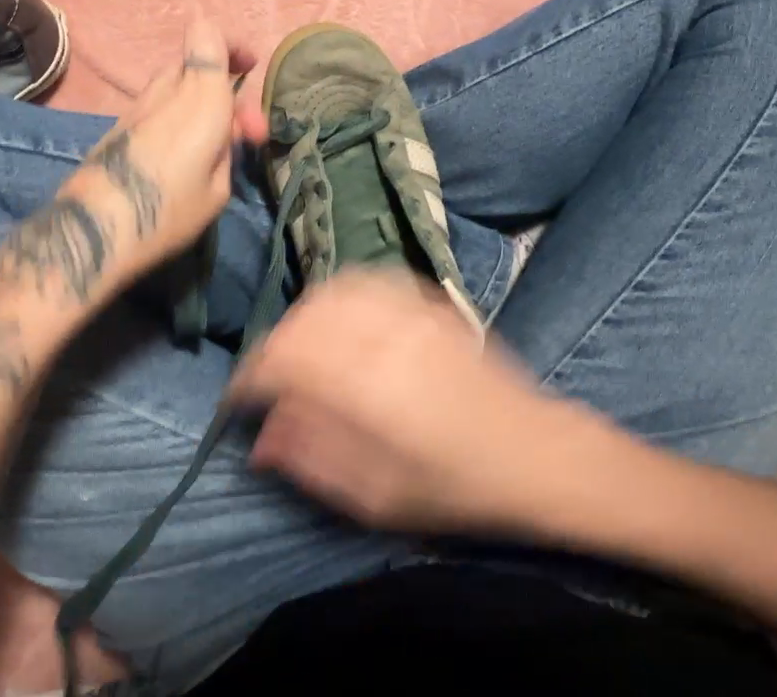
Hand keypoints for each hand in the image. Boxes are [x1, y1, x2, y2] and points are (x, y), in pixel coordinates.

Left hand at [64, 17, 265, 293]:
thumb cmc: (168, 211)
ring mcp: (138, 106)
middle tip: (240, 131)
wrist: (96, 230)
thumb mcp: (218, 190)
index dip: (231, 44)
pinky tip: (181, 157)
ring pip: (175, 85)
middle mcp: (167, 91)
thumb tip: (220, 135)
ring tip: (212, 149)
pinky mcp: (119, 125)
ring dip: (198, 105)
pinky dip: (177, 119)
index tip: (248, 69)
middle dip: (222, 87)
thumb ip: (225, 149)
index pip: (208, 34)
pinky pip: (158, 107)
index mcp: (201, 98)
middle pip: (194, 64)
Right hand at [225, 270, 617, 533]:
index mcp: (368, 389)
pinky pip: (370, 282)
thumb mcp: (377, 495)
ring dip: (304, 318)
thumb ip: (314, 459)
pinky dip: (340, 295)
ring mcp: (411, 315)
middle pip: (303, 320)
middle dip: (274, 347)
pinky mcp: (430, 305)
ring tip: (301, 350)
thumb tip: (260, 441)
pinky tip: (338, 320)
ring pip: (333, 293)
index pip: (285, 360)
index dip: (251, 376)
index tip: (240, 398)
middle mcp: (385, 339)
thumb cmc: (455, 486)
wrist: (535, 453)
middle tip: (271, 381)